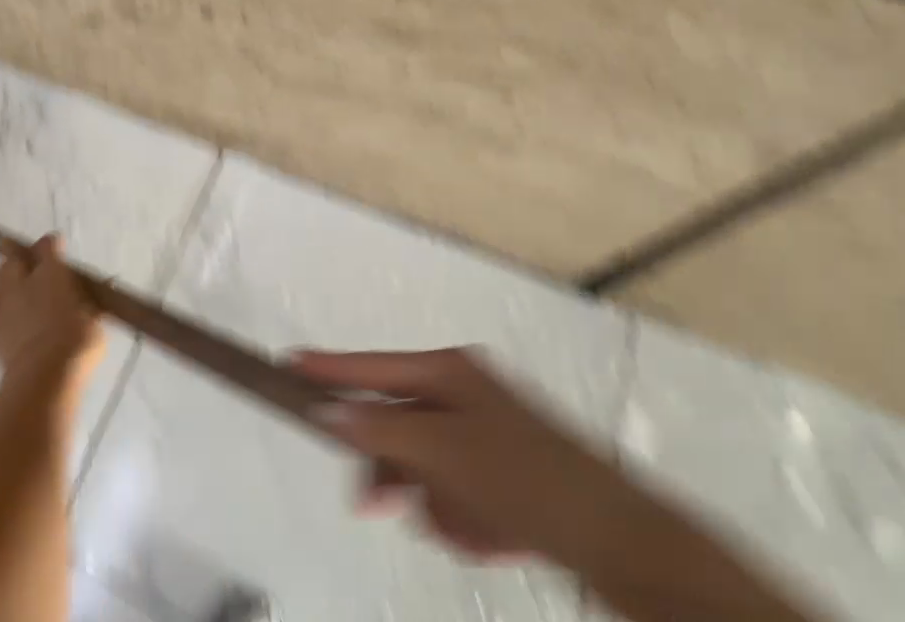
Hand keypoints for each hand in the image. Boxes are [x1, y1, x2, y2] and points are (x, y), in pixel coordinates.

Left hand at [0, 234, 104, 381]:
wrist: (40, 377)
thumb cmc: (77, 345)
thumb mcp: (94, 322)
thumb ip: (88, 306)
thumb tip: (88, 299)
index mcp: (51, 273)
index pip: (47, 246)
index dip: (51, 244)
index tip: (55, 244)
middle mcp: (22, 280)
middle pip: (12, 255)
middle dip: (17, 253)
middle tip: (25, 259)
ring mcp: (1, 302)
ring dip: (4, 277)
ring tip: (12, 283)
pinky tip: (3, 310)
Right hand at [295, 347, 667, 570]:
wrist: (619, 541)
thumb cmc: (525, 480)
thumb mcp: (441, 451)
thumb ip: (378, 428)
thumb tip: (327, 407)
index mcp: (450, 373)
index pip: (371, 367)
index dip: (327, 369)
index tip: (284, 364)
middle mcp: (464, 395)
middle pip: (393, 426)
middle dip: (393, 473)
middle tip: (373, 508)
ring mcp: (484, 435)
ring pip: (422, 468)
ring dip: (435, 505)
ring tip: (471, 531)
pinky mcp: (502, 474)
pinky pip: (453, 493)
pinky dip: (462, 518)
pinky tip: (492, 537)